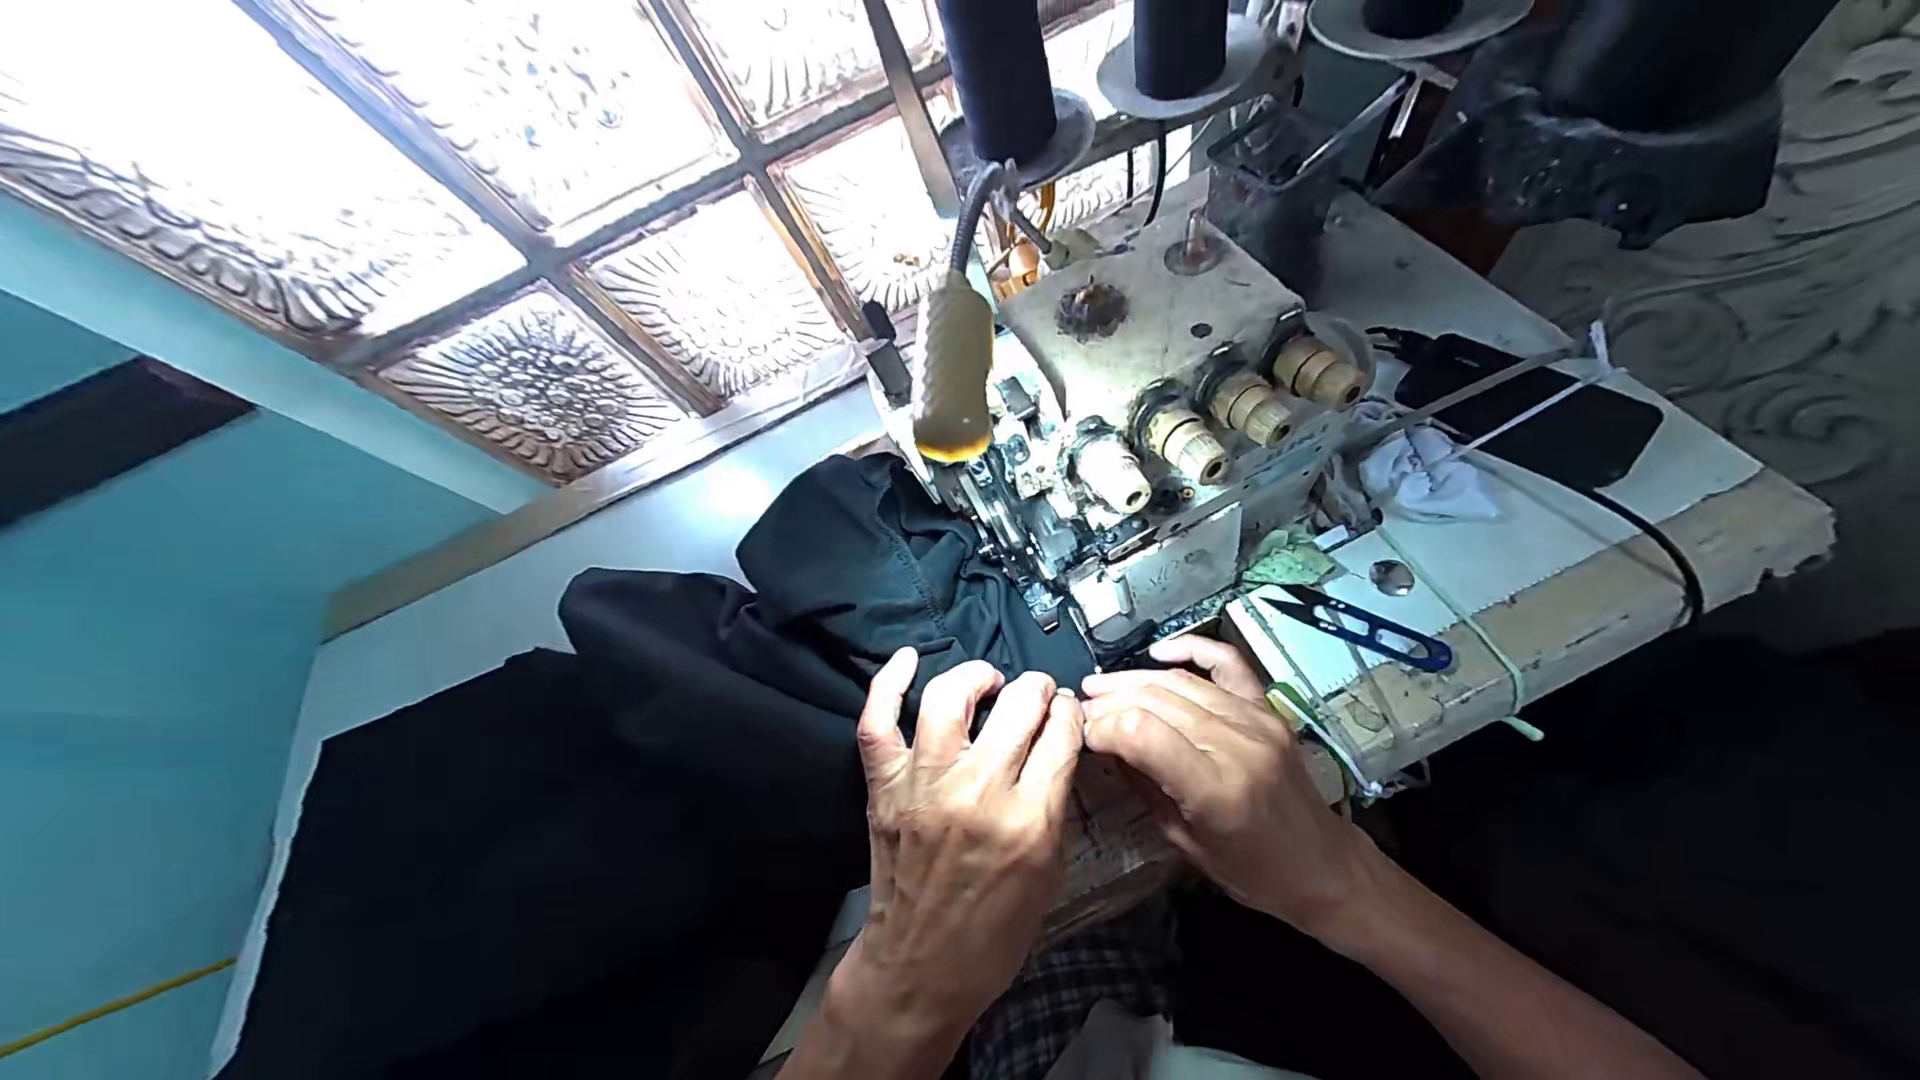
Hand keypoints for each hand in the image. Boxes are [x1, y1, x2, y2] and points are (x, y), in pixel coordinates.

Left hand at [820, 649, 1083, 1074]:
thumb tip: (1055, 740)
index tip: (1064, 710)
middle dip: (1037, 689)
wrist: (919, 969)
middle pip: (1017, 707)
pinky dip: (888, 683)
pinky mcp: (884, 786)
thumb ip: (1054, 800)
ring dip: (977, 676)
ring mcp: (923, 784)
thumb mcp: (1049, 870)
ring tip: (989, 682)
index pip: (1060, 734)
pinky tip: (907, 659)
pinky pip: (878, 721)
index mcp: (1027, 819)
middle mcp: (976, 791)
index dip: (1068, 712)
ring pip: (949, 697)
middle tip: (1036, 695)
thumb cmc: (994, 930)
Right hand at [1080, 635, 1376, 937]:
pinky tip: (1160, 651)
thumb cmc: (1252, 871)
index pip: (1141, 732)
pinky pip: (1226, 663)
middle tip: (1082, 709)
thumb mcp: (1182, 840)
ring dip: (1133, 679)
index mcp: (1215, 789)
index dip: (1102, 726)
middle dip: (1109, 702)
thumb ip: (1142, 783)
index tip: (1082, 733)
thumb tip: (1104, 742)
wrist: (1324, 867)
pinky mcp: (1267, 708)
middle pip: (1154, 700)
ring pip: (1179, 682)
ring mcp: (1256, 720)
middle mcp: (1237, 745)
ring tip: (1100, 686)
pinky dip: (1191, 648)